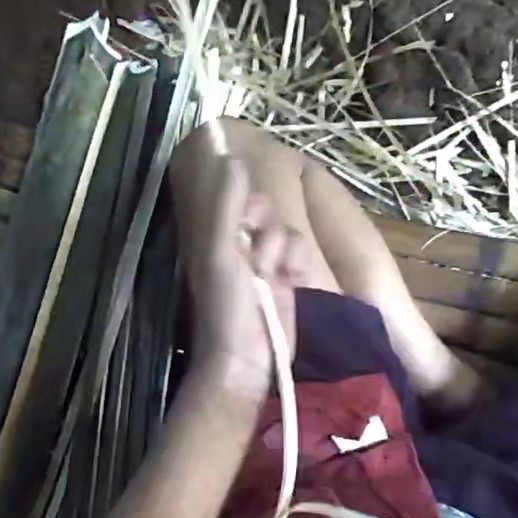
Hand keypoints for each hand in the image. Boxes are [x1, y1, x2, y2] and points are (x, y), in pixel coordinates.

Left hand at [189, 157, 306, 397]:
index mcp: (216, 234)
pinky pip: (301, 253)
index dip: (246, 198)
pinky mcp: (288, 278)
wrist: (249, 358)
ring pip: (287, 231)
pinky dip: (298, 265)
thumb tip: (233, 159)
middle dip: (268, 227)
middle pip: (265, 210)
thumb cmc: (225, 304)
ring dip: (283, 250)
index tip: (249, 217)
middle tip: (261, 253)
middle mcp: (240, 243)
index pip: (234, 195)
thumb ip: (226, 207)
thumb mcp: (220, 252)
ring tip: (273, 275)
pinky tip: (293, 281)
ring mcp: (266, 261)